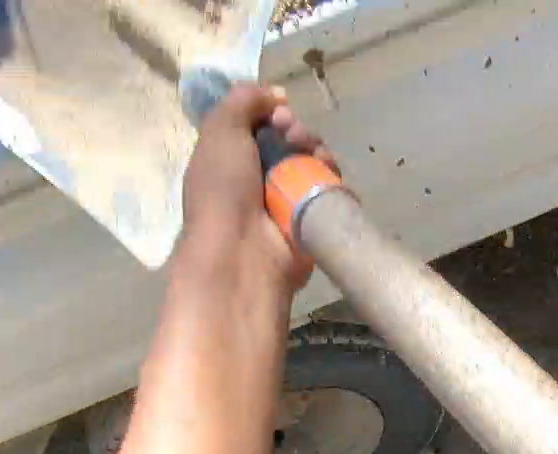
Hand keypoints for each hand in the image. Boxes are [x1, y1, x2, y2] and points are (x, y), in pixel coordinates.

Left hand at [172, 83, 336, 296]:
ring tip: (317, 157)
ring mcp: (289, 204)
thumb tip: (277, 95)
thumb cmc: (224, 190)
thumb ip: (243, 101)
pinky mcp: (313, 225)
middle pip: (292, 144)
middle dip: (299, 132)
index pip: (262, 127)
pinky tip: (334, 179)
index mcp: (233, 159)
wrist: (243, 253)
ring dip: (320, 153)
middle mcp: (261, 181)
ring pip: (314, 166)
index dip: (273, 114)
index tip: (278, 115)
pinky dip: (336, 183)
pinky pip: (331, 196)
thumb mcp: (221, 130)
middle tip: (296, 137)